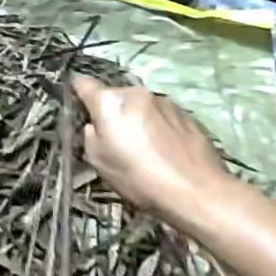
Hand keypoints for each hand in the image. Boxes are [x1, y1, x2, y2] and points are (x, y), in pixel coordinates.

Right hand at [71, 76, 235, 219]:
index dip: (78, 94)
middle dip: (113, 113)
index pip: (82, 83)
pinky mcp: (185, 113)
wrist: (197, 192)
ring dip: (138, 119)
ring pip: (140, 106)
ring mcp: (163, 100)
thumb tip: (95, 126)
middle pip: (115, 97)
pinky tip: (167, 151)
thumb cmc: (140, 178)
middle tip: (119, 141)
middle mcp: (135, 92)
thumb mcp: (99, 163)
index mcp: (109, 101)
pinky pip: (162, 115)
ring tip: (148, 150)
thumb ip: (90, 136)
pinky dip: (159, 127)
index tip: (81, 109)